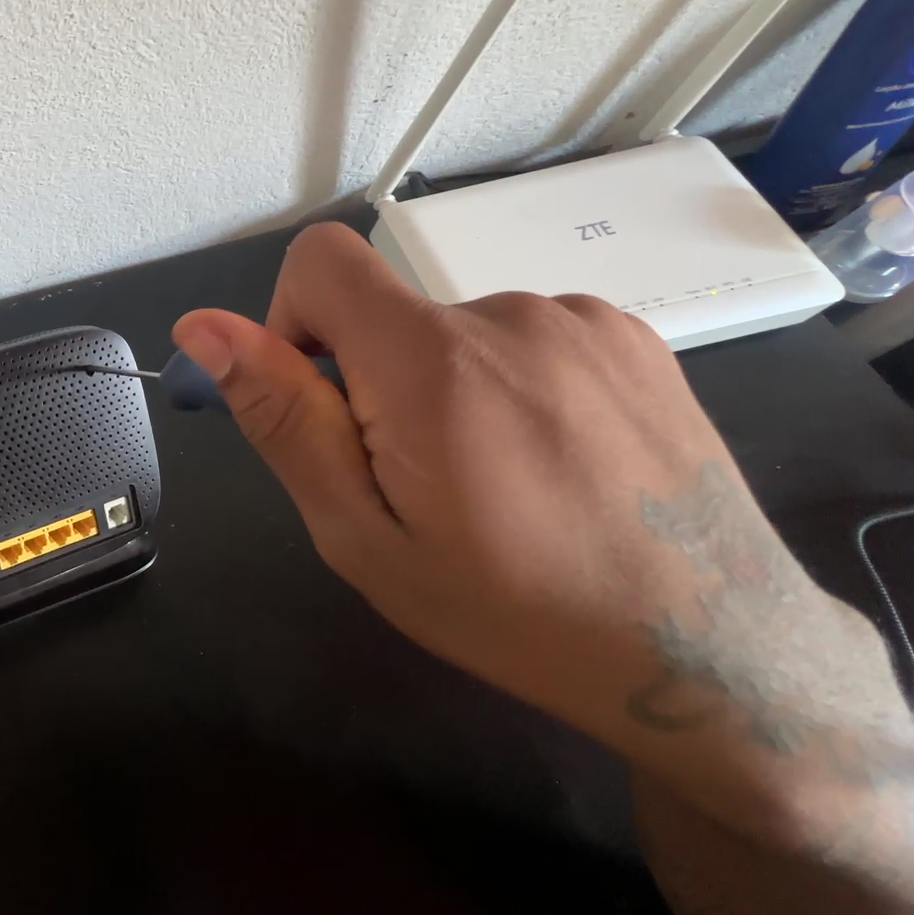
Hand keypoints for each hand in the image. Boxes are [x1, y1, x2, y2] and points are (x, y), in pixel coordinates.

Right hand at [172, 223, 913, 842]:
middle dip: (372, 383)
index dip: (292, 323)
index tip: (325, 404)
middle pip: (385, 312)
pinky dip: (505, 383)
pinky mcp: (632, 337)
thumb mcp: (359, 530)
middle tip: (418, 483)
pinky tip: (549, 460)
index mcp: (429, 362)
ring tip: (494, 481)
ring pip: (451, 330)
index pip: (319, 261)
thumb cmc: (504, 605)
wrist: (711, 652)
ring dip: (442, 387)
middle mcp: (507, 314)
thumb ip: (281, 417)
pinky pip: (520, 336)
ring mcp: (581, 319)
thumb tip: (202, 327)